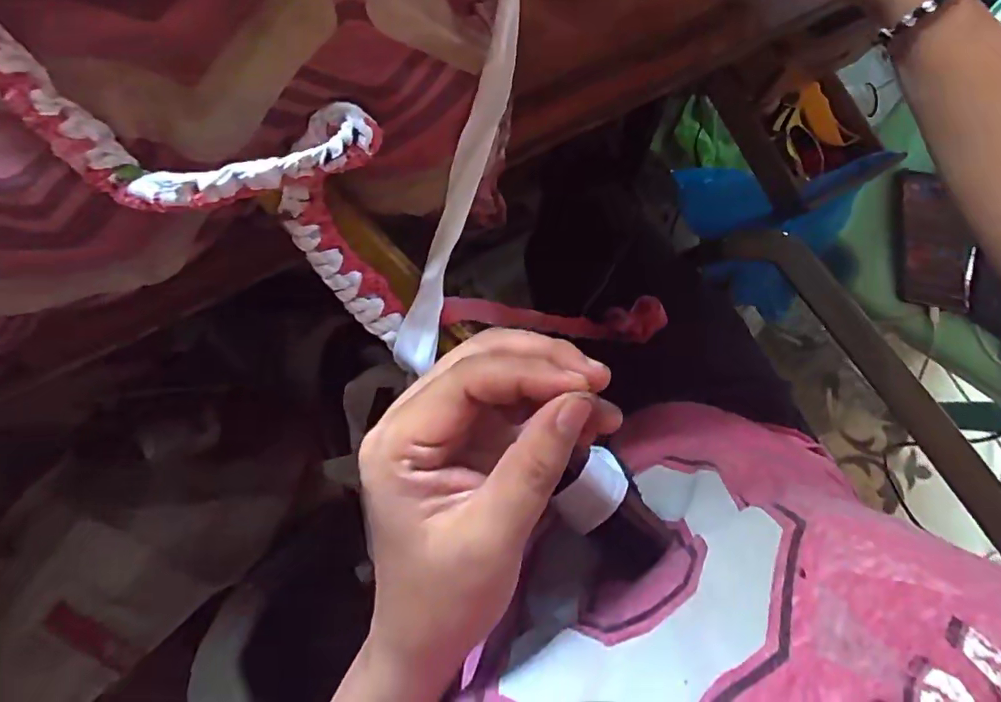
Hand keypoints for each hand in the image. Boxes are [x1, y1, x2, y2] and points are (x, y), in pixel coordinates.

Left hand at [340, 331, 623, 699]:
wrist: (427, 641)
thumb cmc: (446, 599)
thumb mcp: (493, 536)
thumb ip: (535, 463)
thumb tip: (580, 400)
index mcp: (400, 438)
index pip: (469, 378)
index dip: (531, 371)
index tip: (587, 384)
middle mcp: (415, 416)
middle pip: (483, 358)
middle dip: (544, 361)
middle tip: (598, 379)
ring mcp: (443, 422)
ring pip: (501, 368)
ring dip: (553, 375)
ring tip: (601, 397)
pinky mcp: (470, 433)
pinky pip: (514, 398)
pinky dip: (552, 400)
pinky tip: (587, 418)